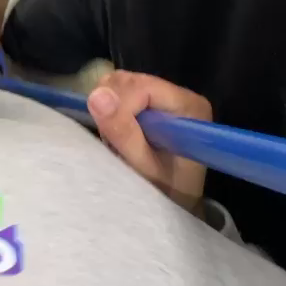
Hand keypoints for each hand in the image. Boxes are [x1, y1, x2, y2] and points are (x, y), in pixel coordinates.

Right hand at [88, 70, 210, 210]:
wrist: (177, 204)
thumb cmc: (167, 192)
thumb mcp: (144, 169)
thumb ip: (123, 133)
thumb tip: (97, 95)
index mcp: (189, 106)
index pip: (142, 86)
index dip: (120, 105)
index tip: (112, 135)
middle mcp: (180, 93)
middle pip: (129, 81)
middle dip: (113, 107)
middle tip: (115, 141)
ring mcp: (166, 94)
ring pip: (121, 83)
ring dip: (110, 109)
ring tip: (119, 139)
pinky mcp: (152, 98)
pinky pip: (120, 90)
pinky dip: (111, 109)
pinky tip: (120, 131)